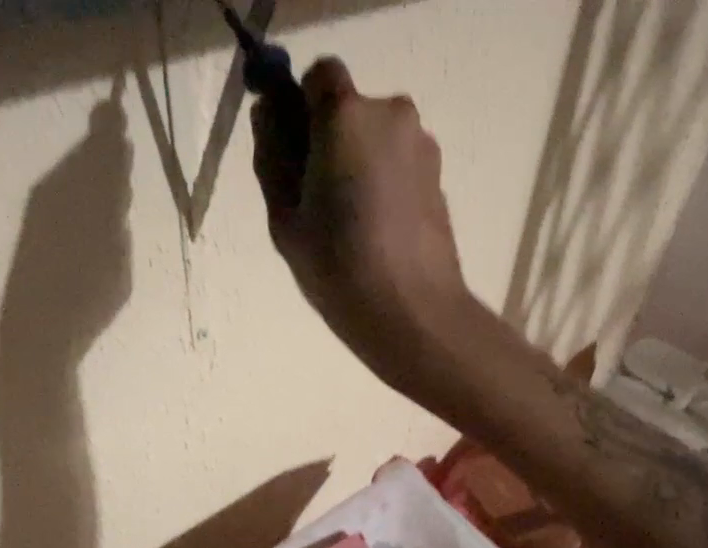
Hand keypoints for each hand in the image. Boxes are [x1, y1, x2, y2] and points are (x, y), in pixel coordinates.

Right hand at [253, 59, 481, 400]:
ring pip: (375, 139)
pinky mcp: (438, 178)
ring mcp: (422, 146)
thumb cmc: (337, 266)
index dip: (300, 105)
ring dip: (357, 163)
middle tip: (314, 199)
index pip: (320, 75)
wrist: (412, 312)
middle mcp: (391, 115)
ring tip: (347, 225)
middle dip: (328, 139)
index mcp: (347, 115)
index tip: (290, 147)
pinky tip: (375, 233)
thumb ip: (272, 154)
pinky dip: (382, 184)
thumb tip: (269, 114)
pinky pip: (397, 165)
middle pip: (350, 109)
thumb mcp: (284, 216)